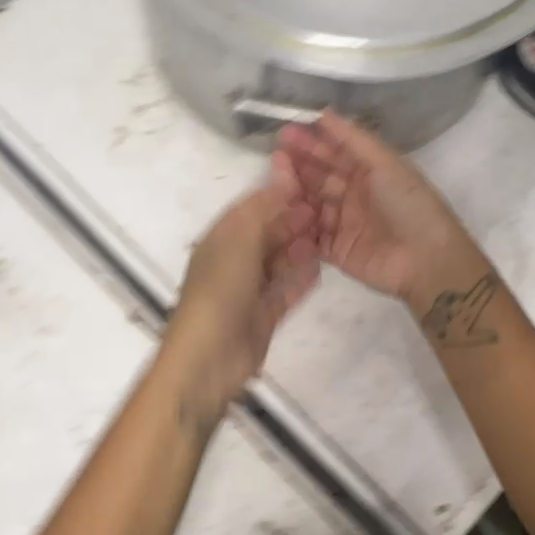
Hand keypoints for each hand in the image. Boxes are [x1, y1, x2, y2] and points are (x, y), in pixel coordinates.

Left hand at [163, 177, 320, 412]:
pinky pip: (285, 292)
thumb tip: (282, 176)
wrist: (208, 359)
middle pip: (266, 236)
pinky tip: (319, 270)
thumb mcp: (239, 242)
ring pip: (278, 264)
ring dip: (299, 251)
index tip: (310, 187)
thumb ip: (262, 210)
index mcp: (219, 240)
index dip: (277, 196)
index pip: (250, 209)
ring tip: (326, 239)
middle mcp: (232, 262)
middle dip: (292, 223)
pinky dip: (300, 281)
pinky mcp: (262, 317)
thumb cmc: (219, 293)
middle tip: (325, 213)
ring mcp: (248, 291)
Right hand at [275, 113, 486, 308]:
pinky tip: (280, 214)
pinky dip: (297, 226)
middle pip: (320, 178)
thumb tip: (324, 112)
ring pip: (311, 205)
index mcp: (370, 174)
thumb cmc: (409, 205)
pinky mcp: (336, 251)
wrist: (425, 259)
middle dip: (298, 166)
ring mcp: (344, 225)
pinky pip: (311, 237)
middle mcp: (354, 197)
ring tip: (274, 184)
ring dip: (294, 194)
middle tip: (276, 156)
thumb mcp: (386, 164)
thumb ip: (354, 139)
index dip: (312, 144)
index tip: (286, 134)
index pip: (335, 154)